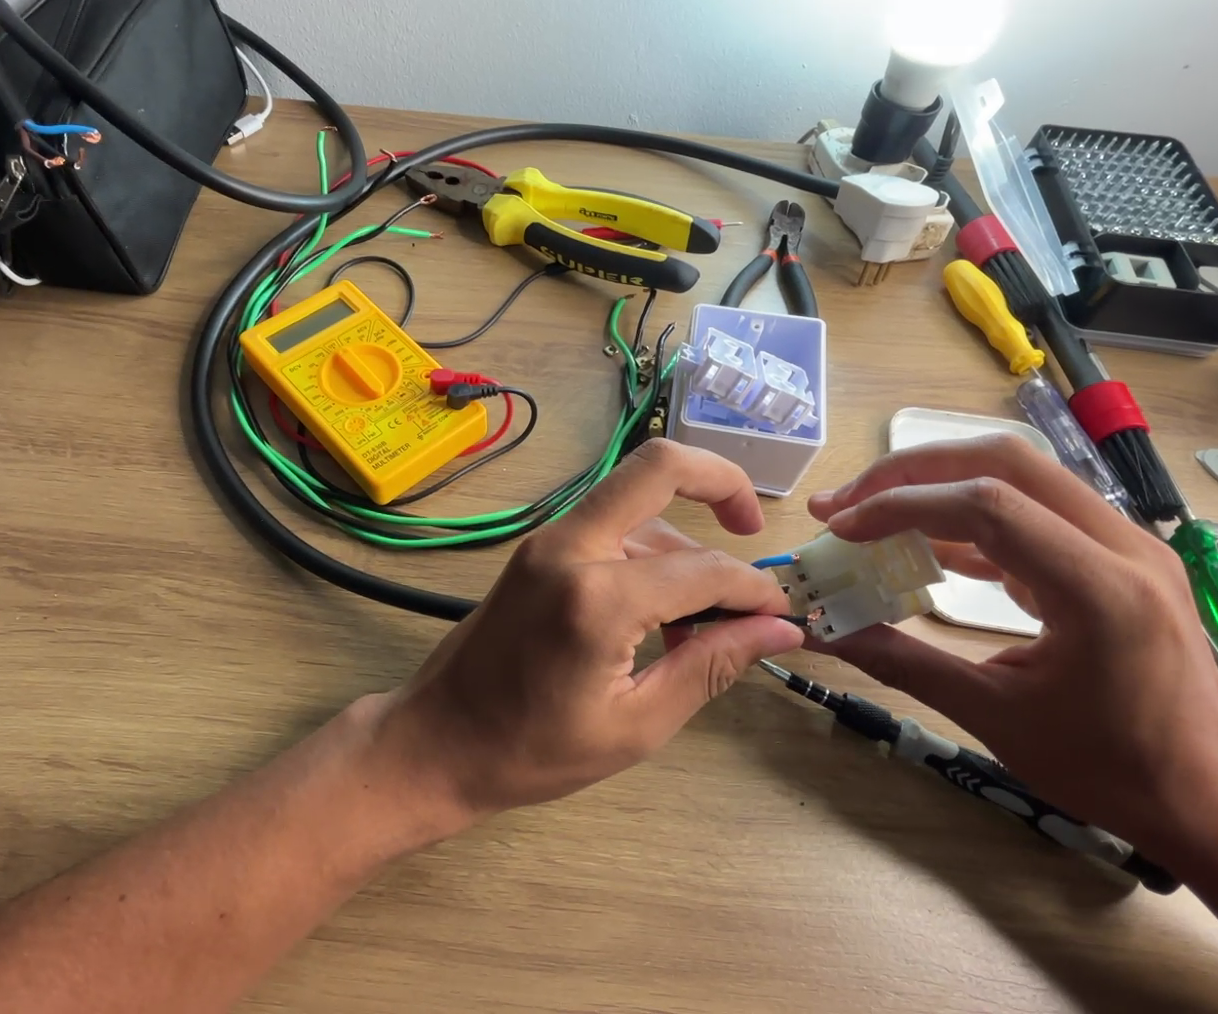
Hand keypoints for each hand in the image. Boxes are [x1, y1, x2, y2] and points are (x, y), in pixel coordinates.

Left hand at [370, 439, 804, 821]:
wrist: (438, 741)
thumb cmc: (533, 751)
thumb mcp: (637, 725)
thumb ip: (710, 665)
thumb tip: (778, 630)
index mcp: (596, 597)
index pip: (704, 569)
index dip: (753, 590)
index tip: (780, 616)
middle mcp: (569, 546)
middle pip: (659, 467)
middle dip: (721, 481)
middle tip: (750, 530)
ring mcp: (545, 540)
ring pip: (634, 498)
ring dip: (680, 536)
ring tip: (703, 616)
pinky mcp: (535, 550)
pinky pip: (606, 524)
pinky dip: (646, 548)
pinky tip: (660, 610)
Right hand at [806, 435, 1217, 858]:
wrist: (1214, 803)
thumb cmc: (1110, 770)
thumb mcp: (992, 716)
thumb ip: (901, 662)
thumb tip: (821, 632)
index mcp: (1099, 588)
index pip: (985, 505)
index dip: (897, 506)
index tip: (838, 529)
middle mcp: (1123, 547)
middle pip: (1003, 462)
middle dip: (911, 472)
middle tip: (845, 503)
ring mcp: (1126, 547)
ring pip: (1020, 475)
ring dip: (938, 486)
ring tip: (871, 516)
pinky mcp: (1116, 559)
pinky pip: (1033, 512)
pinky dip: (968, 519)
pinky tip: (924, 549)